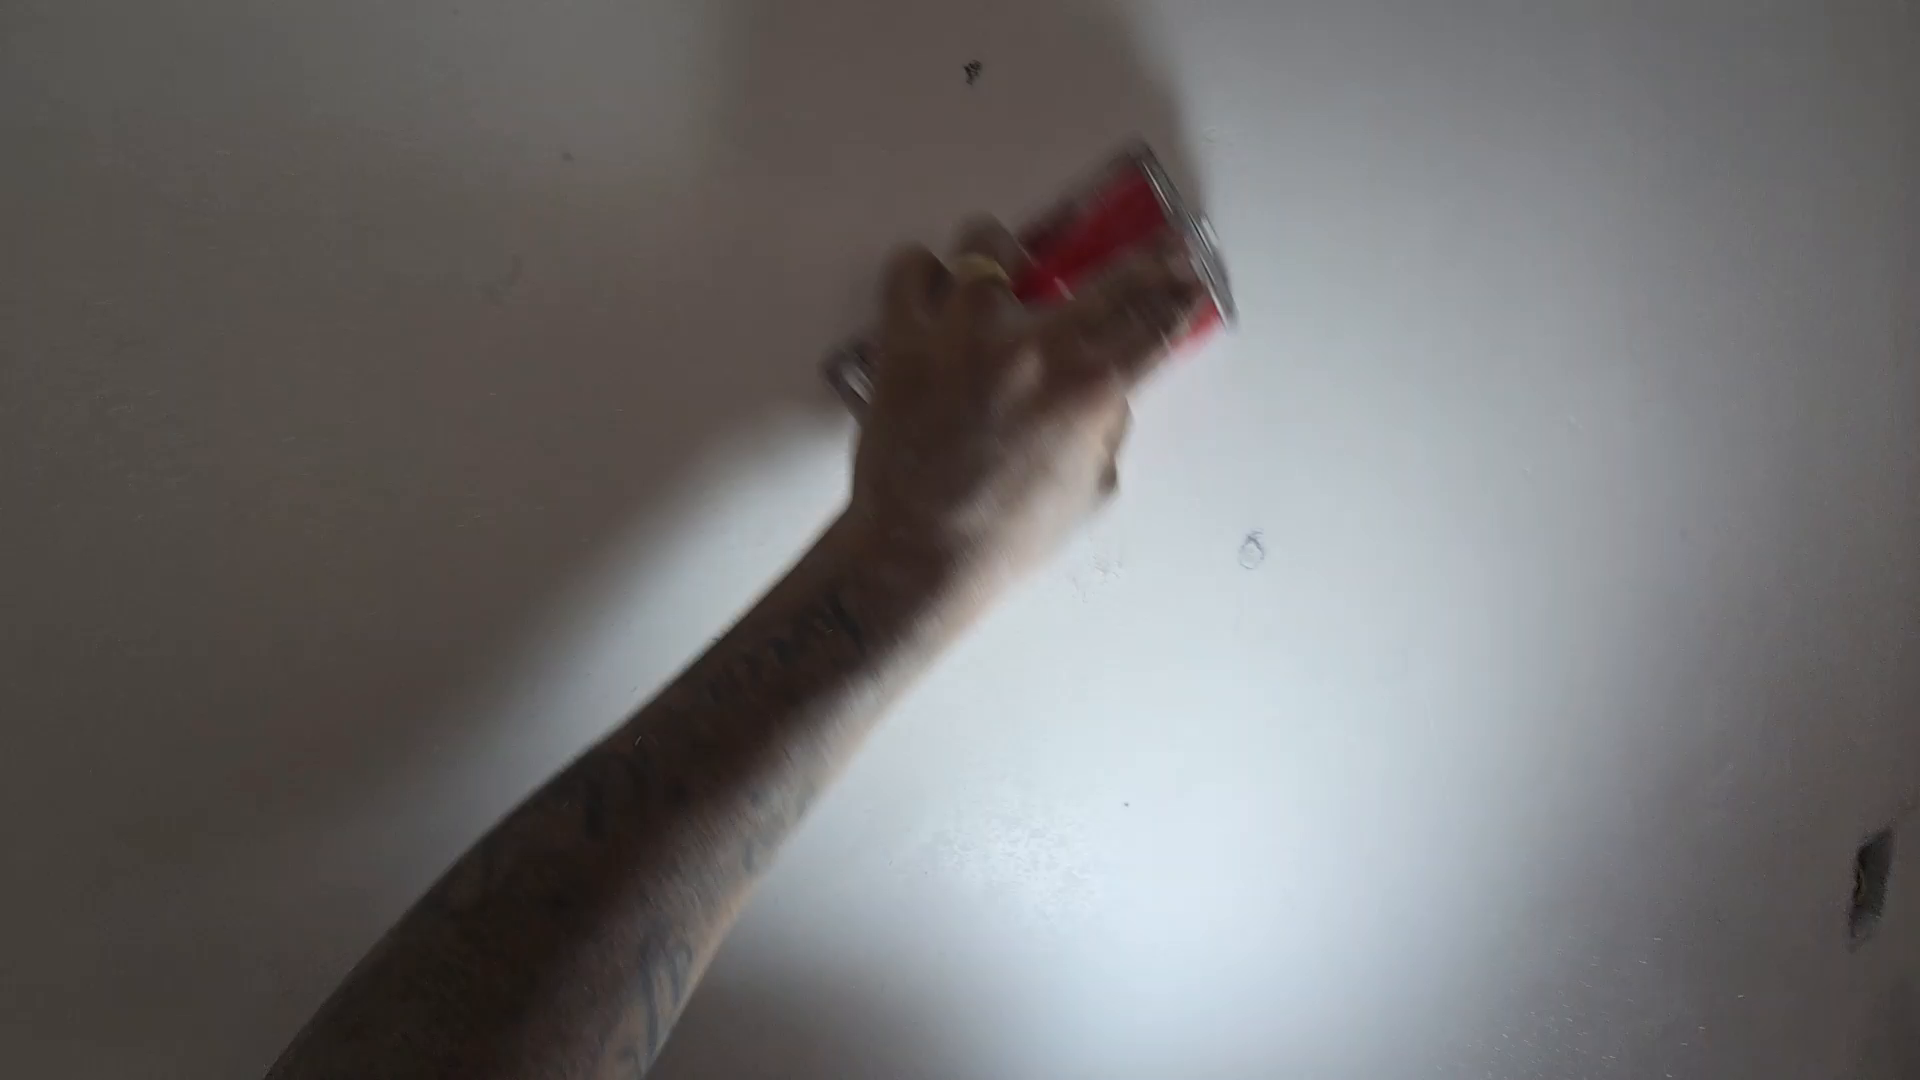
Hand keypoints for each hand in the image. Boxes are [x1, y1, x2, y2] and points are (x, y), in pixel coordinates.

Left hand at [847, 217, 1203, 582]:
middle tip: (1157, 255)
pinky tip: (935, 298)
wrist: (919, 554)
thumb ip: (1106, 429)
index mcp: (1088, 390)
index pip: (1153, 324)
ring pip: (988, 243)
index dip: (1179, 296)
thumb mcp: (1092, 493)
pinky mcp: (902, 338)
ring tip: (999, 285)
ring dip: (1004, 258)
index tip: (1189, 278)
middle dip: (1148, 261)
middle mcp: (1032, 345)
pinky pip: (910, 268)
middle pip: (1106, 277)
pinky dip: (924, 276)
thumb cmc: (1011, 537)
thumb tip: (1106, 388)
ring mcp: (962, 333)